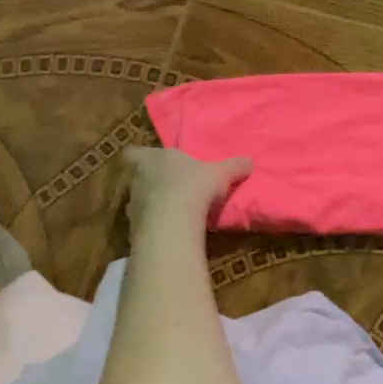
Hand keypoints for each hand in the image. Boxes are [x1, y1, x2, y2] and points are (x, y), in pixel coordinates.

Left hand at [123, 147, 251, 216]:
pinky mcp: (134, 228)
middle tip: (174, 189)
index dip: (141, 157)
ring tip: (176, 213)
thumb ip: (233, 167)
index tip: (153, 163)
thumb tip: (250, 161)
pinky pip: (145, 224)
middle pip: (139, 178)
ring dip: (155, 206)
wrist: (172, 222)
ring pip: (141, 202)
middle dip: (154, 183)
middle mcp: (137, 179)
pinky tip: (173, 230)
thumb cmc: (193, 186)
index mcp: (152, 159)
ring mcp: (132, 205)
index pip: (134, 153)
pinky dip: (156, 226)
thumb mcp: (220, 174)